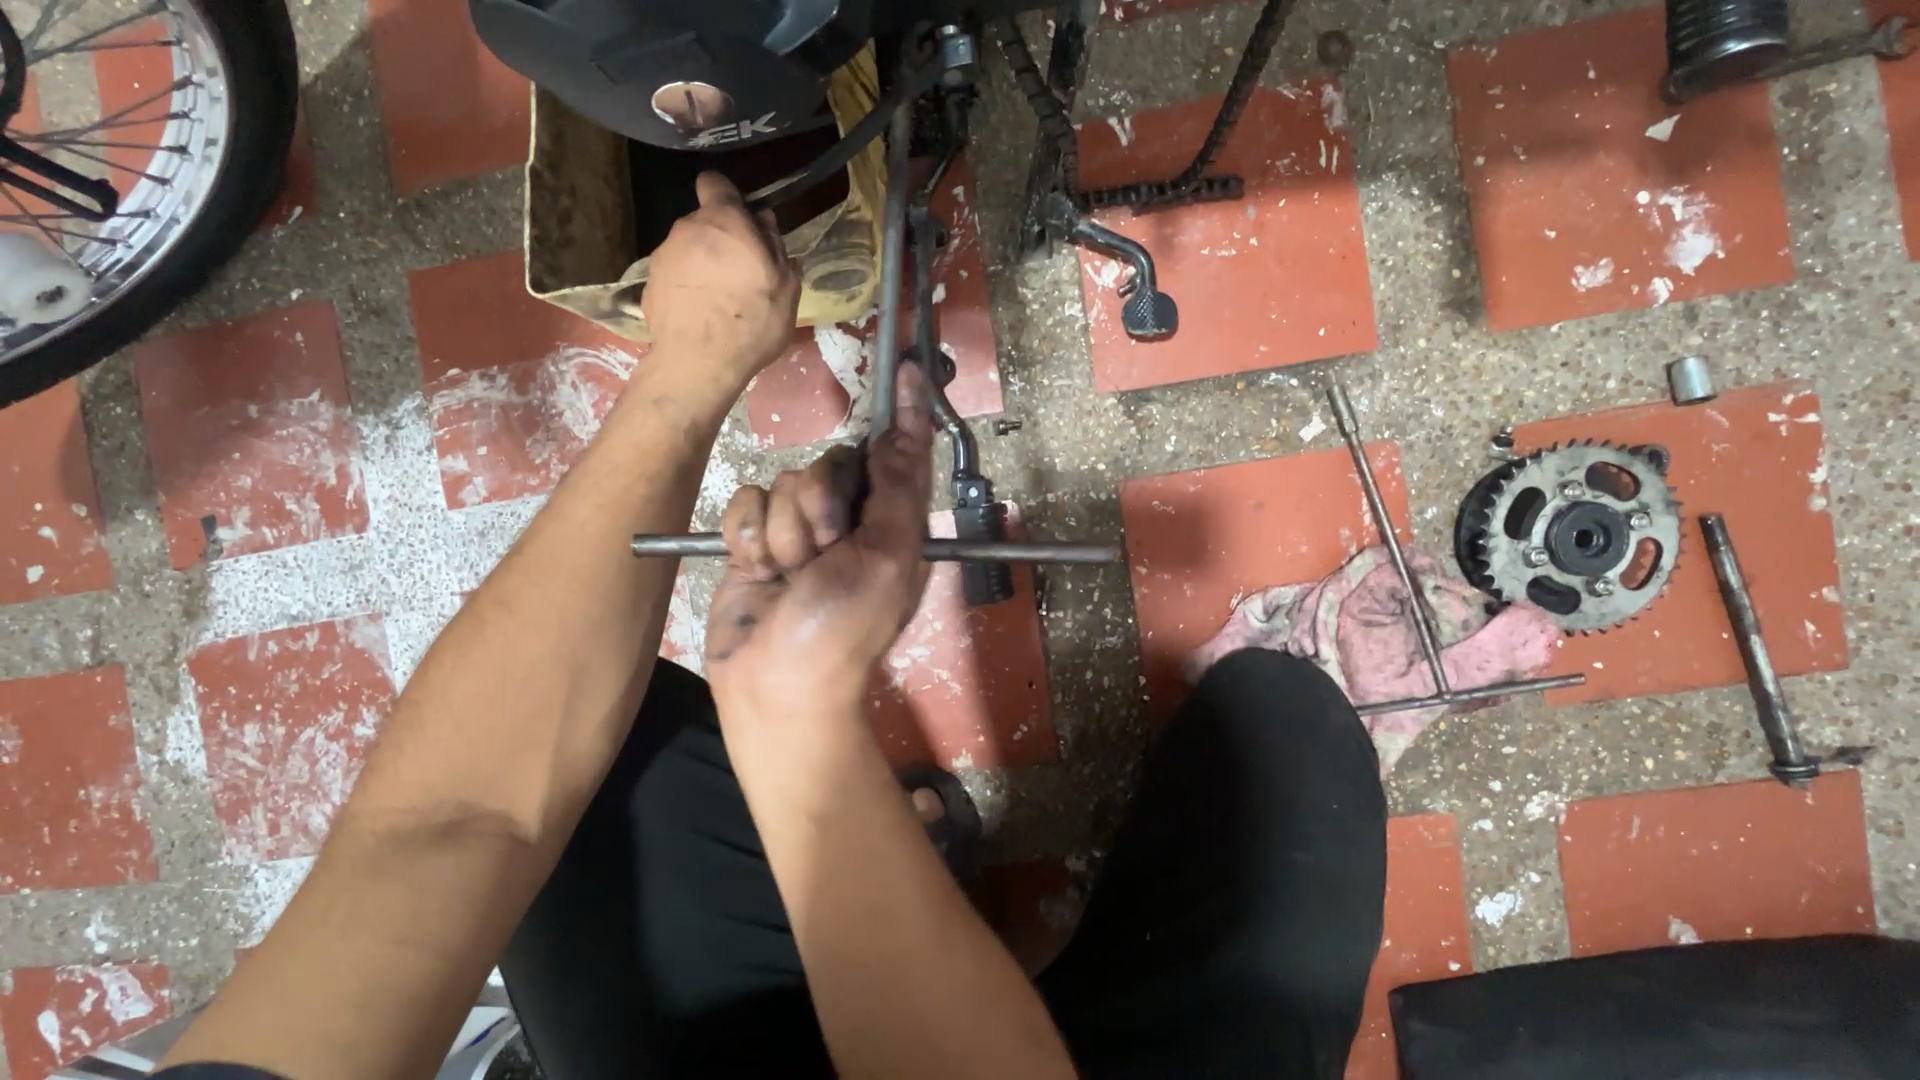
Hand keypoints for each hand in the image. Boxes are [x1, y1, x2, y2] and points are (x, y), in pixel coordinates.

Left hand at [642, 172, 801, 386]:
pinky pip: (675, 276)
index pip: (715, 182)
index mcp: (724, 221)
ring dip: (704, 265)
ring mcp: (663, 256)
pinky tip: (701, 315)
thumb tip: (765, 224)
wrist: (698, 363)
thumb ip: (776, 248)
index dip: (728, 197)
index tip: (742, 222)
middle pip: (704, 222)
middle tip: (742, 274)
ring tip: (721, 300)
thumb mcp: (785, 288)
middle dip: (721, 240)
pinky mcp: (650, 284)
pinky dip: (687, 288)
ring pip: (689, 250)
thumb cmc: (751, 321)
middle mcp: (687, 228)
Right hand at [705, 364, 934, 720]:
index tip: (907, 365)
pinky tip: (757, 574)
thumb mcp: (889, 559)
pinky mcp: (754, 542)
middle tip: (822, 553)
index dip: (903, 412)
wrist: (776, 686)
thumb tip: (903, 432)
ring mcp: (798, 531)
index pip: (898, 455)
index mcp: (892, 525)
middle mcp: (849, 521)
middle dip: (822, 507)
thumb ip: (898, 491)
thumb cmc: (844, 628)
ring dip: (785, 533)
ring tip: (789, 576)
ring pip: (785, 483)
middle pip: (831, 462)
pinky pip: (746, 505)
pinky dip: (749, 539)